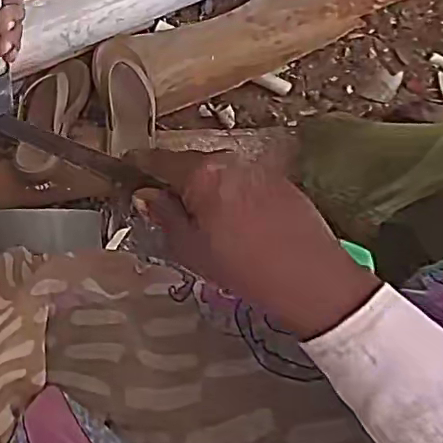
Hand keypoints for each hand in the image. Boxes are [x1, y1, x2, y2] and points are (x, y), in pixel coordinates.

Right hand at [129, 149, 379, 338]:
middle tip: (165, 209)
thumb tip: (146, 194)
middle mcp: (228, 160)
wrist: (316, 283)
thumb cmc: (244, 269)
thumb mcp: (190, 248)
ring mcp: (257, 167)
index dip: (136, 167)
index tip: (126, 177)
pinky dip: (229, 193)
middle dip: (172, 180)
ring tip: (202, 220)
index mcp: (200, 173)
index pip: (155, 159)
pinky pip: (241, 179)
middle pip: (186, 163)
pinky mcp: (280, 180)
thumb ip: (163, 215)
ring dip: (202, 187)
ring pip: (215, 171)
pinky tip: (235, 222)